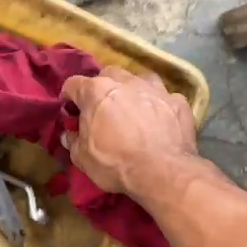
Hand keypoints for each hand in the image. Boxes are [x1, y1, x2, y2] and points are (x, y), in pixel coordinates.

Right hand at [61, 66, 209, 205]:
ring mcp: (155, 89)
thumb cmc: (115, 162)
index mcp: (96, 91)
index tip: (70, 111)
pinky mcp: (178, 102)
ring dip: (133, 90)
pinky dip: (159, 105)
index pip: (73, 84)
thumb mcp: (82, 157)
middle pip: (108, 74)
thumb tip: (69, 134)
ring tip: (132, 108)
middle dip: (102, 88)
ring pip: (139, 79)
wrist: (163, 172)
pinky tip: (159, 120)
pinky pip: (165, 97)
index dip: (68, 98)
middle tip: (102, 109)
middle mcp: (125, 82)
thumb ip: (73, 140)